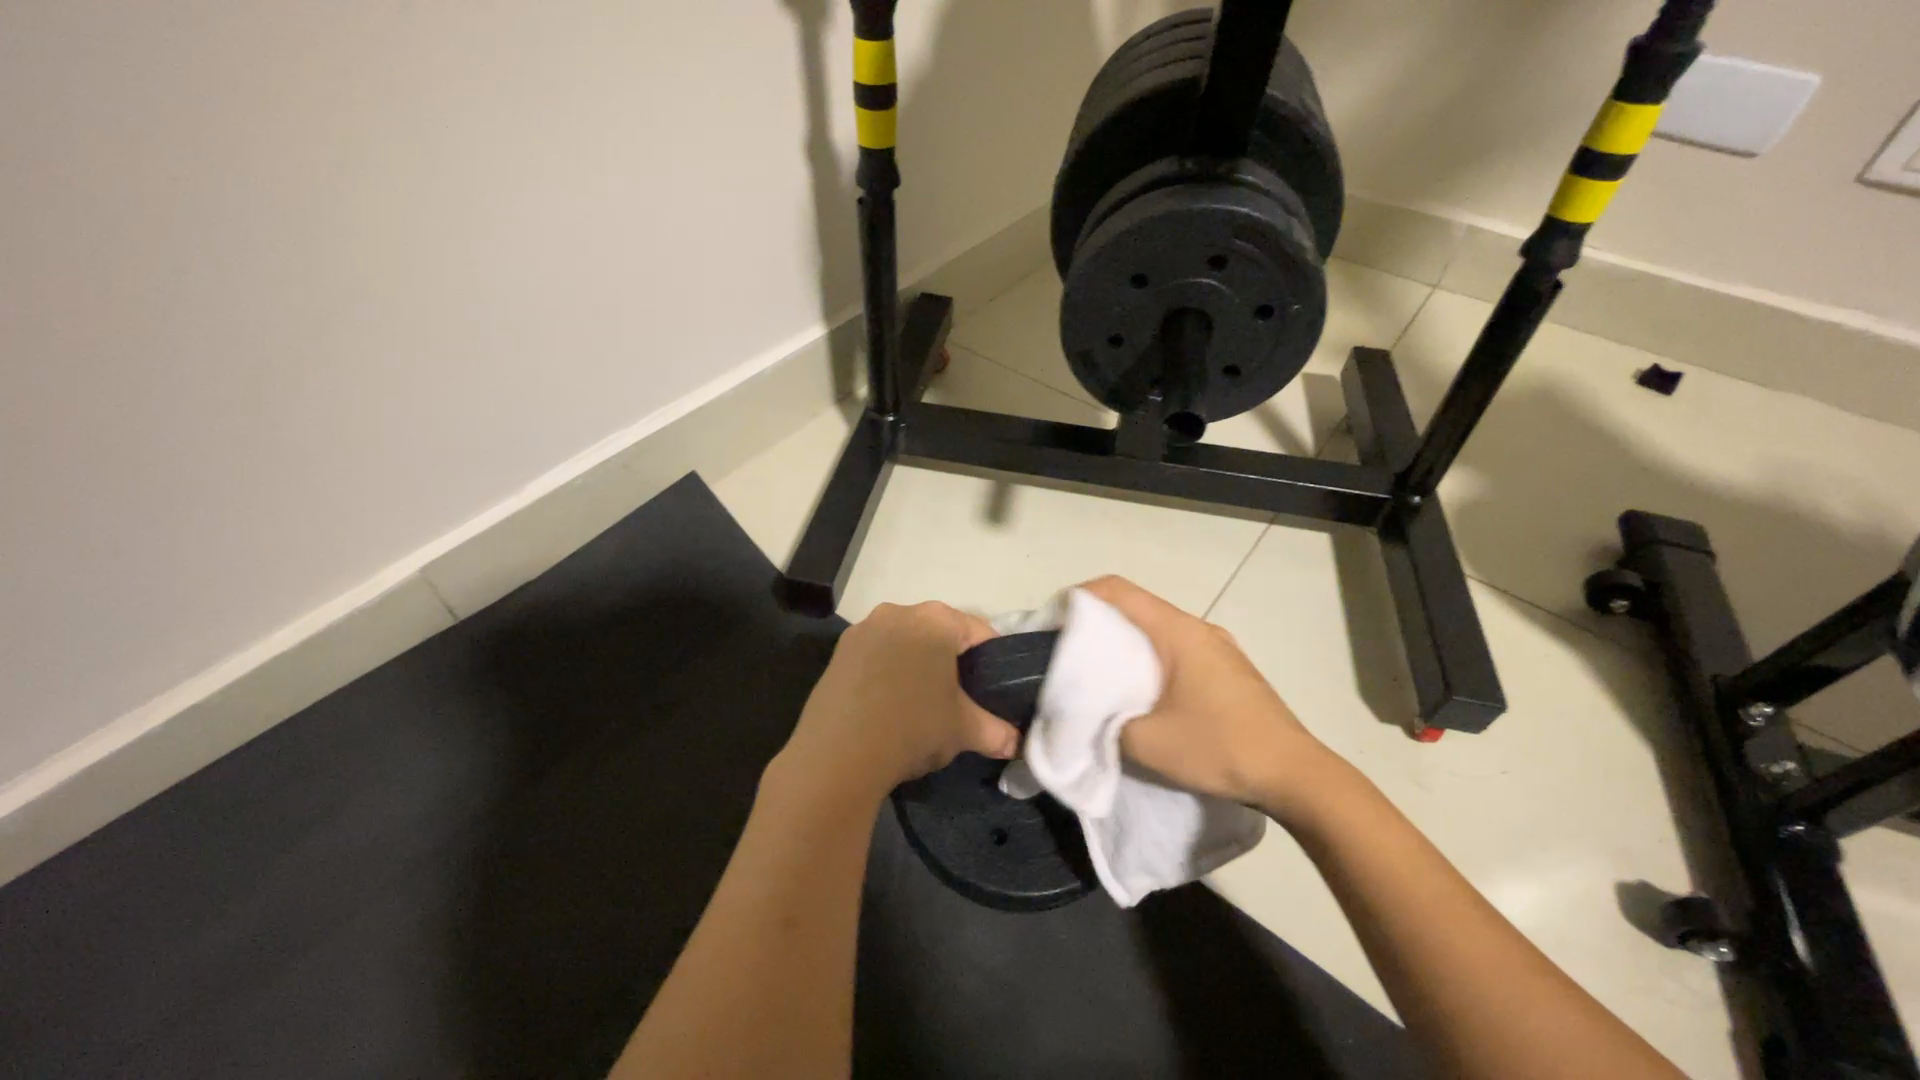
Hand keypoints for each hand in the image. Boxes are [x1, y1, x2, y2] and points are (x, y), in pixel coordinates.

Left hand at [774, 601, 1021, 802]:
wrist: (837, 755)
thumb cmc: (912, 728)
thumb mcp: (965, 731)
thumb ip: (998, 732)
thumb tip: (1016, 744)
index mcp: (936, 620)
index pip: (979, 633)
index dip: (993, 663)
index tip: (993, 692)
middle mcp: (898, 612)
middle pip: (939, 635)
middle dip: (952, 663)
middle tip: (961, 702)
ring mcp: (863, 630)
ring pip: (905, 644)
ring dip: (917, 667)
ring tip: (922, 707)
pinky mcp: (838, 653)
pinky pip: (876, 658)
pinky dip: (887, 675)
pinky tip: (888, 708)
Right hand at [1080, 576, 1340, 814]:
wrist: (1295, 775)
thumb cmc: (1219, 747)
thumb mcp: (1146, 743)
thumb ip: (1103, 722)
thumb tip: (1081, 712)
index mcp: (1177, 632)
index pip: (1117, 590)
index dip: (1078, 599)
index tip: (1051, 625)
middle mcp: (1198, 629)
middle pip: (1135, 609)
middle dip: (1095, 627)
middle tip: (1064, 657)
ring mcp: (1218, 648)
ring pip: (1156, 632)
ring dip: (1123, 648)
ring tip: (1096, 679)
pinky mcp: (1228, 671)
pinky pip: (1176, 652)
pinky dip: (1147, 663)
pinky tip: (1139, 696)